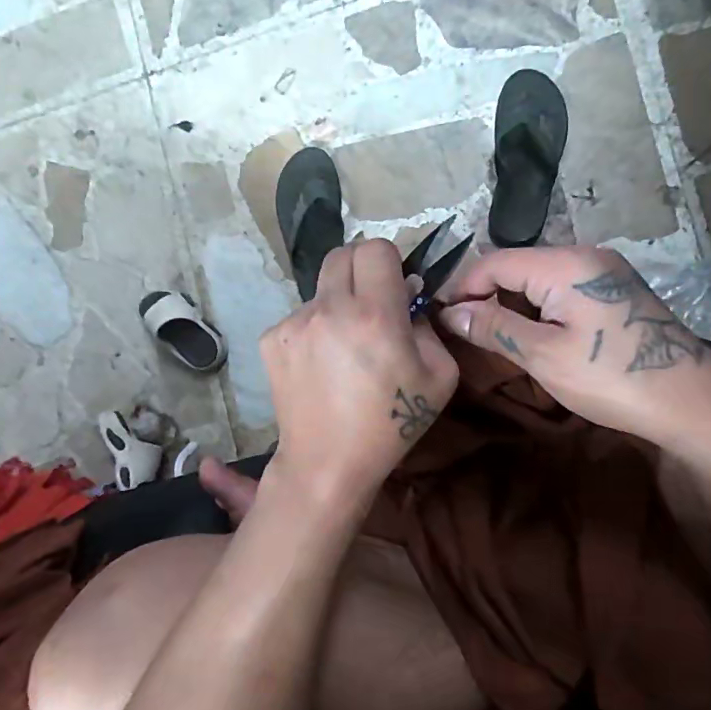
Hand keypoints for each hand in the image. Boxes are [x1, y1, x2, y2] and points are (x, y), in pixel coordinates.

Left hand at [262, 240, 458, 503]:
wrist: (327, 461)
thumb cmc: (390, 424)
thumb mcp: (439, 376)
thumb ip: (428, 325)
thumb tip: (408, 296)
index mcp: (373, 315)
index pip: (375, 247)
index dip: (389, 261)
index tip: (395, 286)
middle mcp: (328, 309)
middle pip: (342, 254)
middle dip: (361, 269)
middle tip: (371, 302)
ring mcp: (293, 323)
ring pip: (320, 290)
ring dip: (336, 304)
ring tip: (343, 349)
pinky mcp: (270, 341)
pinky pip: (299, 318)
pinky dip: (313, 330)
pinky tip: (320, 365)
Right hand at [437, 246, 710, 438]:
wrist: (691, 402)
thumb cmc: (611, 377)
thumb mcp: (543, 355)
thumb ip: (493, 327)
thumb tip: (448, 313)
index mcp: (565, 264)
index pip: (494, 261)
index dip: (461, 287)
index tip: (438, 319)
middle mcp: (585, 256)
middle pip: (516, 265)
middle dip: (484, 295)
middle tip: (461, 333)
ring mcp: (603, 272)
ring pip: (537, 278)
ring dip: (509, 303)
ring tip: (489, 338)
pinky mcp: (614, 292)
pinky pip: (561, 289)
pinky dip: (536, 308)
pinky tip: (529, 335)